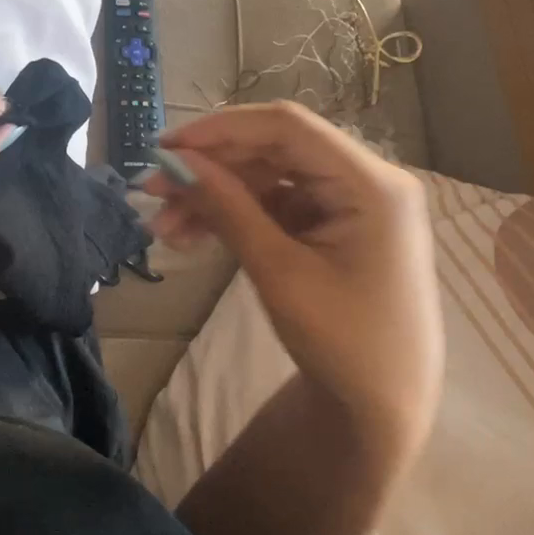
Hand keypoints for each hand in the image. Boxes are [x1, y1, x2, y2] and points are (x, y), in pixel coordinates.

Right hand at [143, 102, 442, 458]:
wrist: (382, 407)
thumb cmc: (343, 342)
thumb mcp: (278, 272)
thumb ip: (227, 207)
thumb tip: (174, 163)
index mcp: (370, 183)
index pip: (286, 127)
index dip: (220, 129)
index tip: (164, 149)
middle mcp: (364, 179)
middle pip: (271, 149)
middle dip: (208, 168)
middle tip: (151, 192)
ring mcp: (347, 201)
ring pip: (264, 176)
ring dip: (212, 195)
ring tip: (162, 229)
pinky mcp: (331, 223)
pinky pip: (271, 202)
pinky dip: (230, 214)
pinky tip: (189, 236)